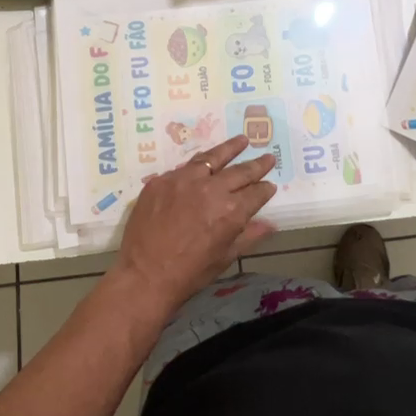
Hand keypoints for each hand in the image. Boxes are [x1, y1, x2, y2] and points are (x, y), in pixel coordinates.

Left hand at [111, 136, 277, 312]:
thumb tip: (271, 224)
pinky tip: (202, 165)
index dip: (265, 189)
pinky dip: (197, 166)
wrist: (144, 275)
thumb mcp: (225, 258)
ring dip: (229, 149)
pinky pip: (183, 169)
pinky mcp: (161, 180)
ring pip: (210, 158)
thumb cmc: (189, 273)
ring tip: (241, 140)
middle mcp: (210, 189)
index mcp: (230, 210)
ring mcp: (183, 180)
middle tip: (268, 157)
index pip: (255, 193)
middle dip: (256, 165)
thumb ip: (249, 236)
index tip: (270, 185)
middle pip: (239, 171)